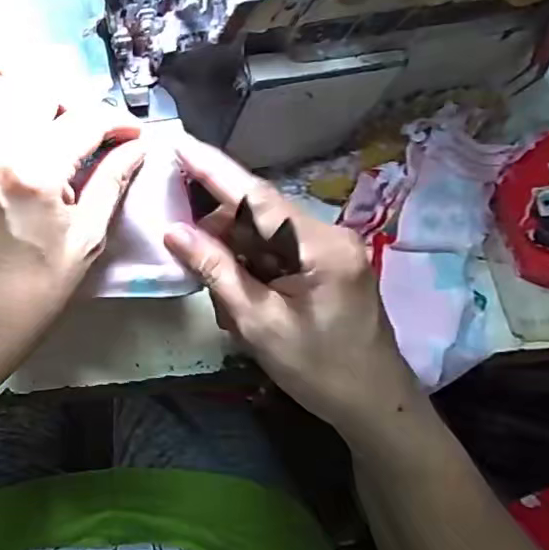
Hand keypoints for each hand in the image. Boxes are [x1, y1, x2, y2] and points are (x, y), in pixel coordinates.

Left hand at [0, 78, 148, 407]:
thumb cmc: (34, 291)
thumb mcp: (86, 239)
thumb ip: (112, 182)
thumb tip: (136, 149)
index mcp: (34, 170)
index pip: (85, 118)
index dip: (118, 121)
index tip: (134, 136)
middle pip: (41, 89)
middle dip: (76, 103)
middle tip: (95, 133)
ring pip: (3, 91)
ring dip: (37, 101)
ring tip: (58, 131)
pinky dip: (0, 114)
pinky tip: (19, 140)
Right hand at [161, 136, 423, 439]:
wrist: (375, 405)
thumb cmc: (320, 370)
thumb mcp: (259, 323)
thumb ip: (216, 271)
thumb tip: (174, 231)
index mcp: (320, 246)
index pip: (256, 197)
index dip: (213, 169)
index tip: (178, 144)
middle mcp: (328, 234)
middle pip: (255, 214)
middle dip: (216, 232)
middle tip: (182, 253)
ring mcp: (329, 246)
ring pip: (261, 232)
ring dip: (231, 256)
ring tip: (221, 298)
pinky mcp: (324, 261)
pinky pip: (274, 249)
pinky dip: (248, 267)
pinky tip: (240, 299)